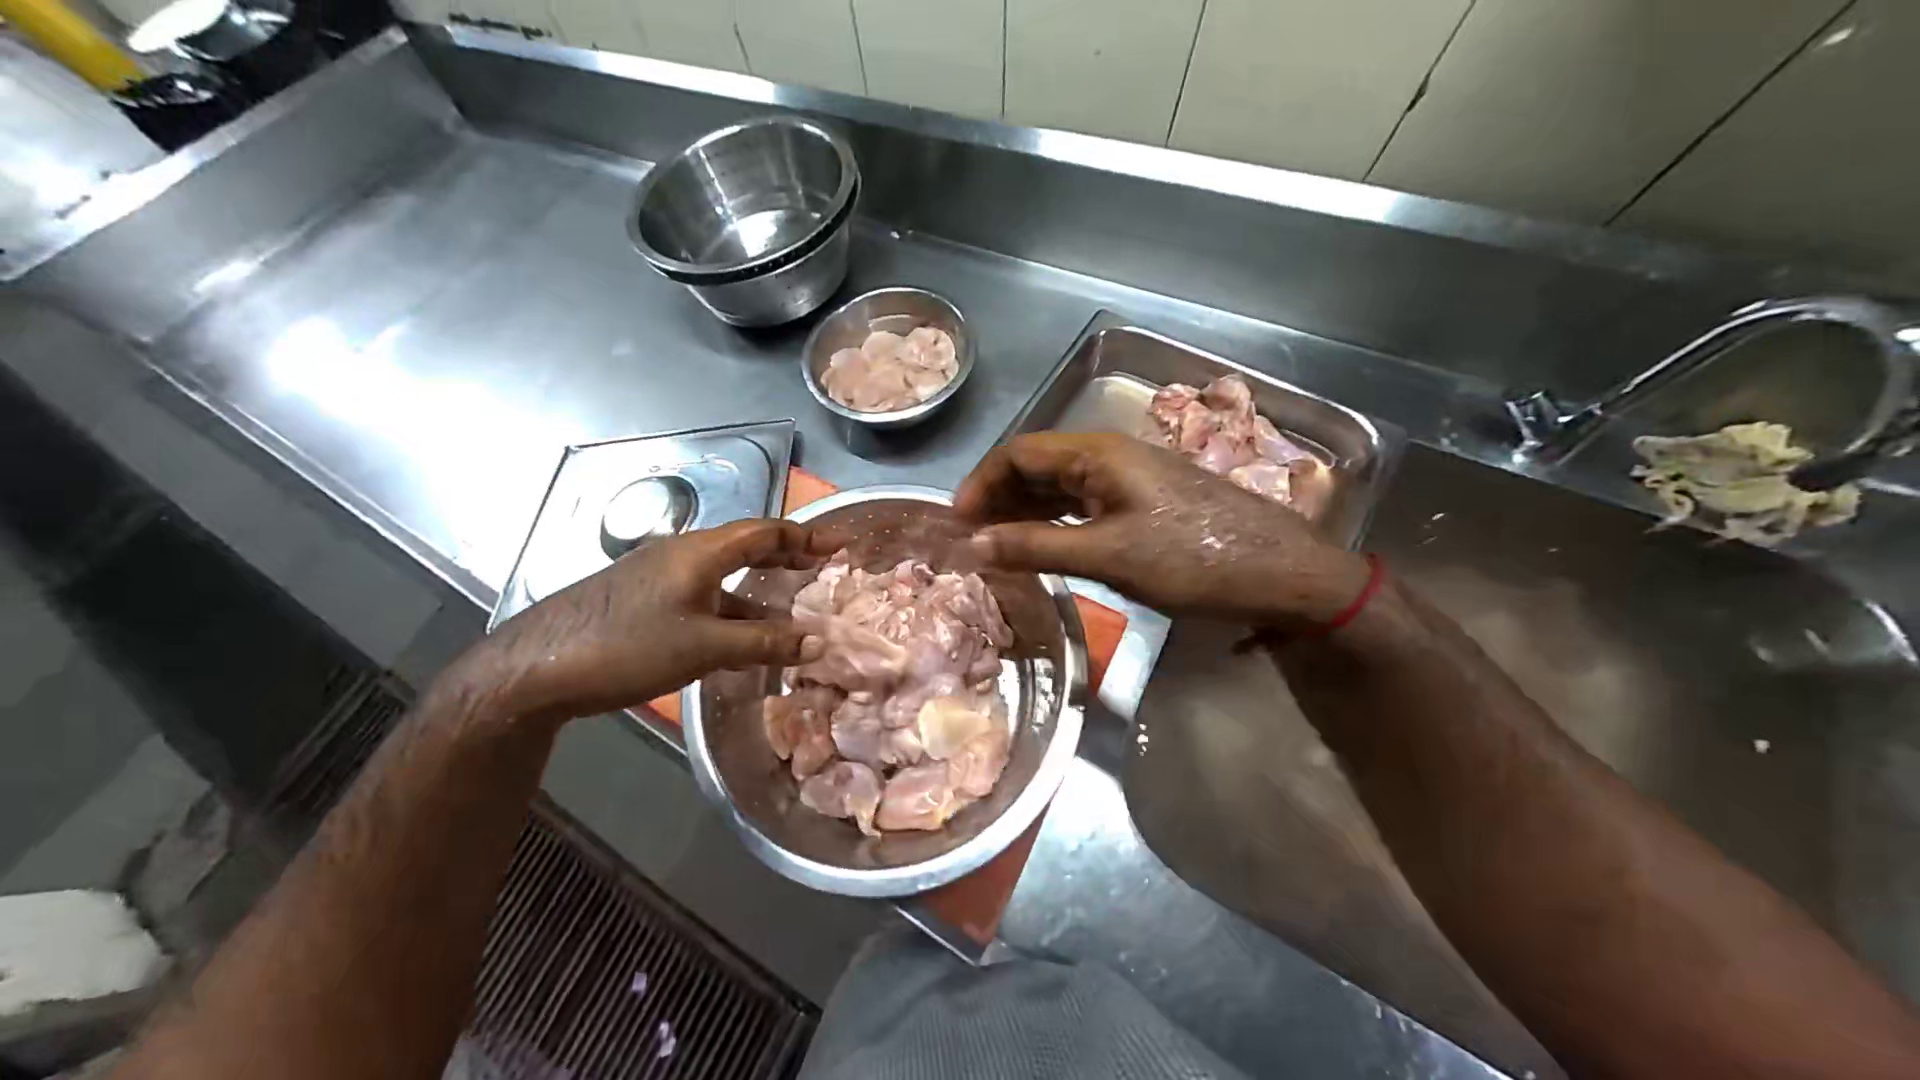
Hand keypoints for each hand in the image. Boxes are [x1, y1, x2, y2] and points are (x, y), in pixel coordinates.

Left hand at [445, 520, 833, 727]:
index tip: (838, 543)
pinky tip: (739, 632)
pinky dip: (731, 605)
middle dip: (786, 553)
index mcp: (699, 552)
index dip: (805, 536)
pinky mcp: (642, 599)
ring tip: (790, 601)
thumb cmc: (629, 647)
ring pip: (722, 573)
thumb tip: (818, 641)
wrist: (536, 669)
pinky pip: (701, 593)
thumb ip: (764, 642)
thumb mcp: (705, 647)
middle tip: (820, 563)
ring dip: (758, 585)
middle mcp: (681, 554)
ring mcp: (657, 576)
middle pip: (744, 545)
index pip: (764, 531)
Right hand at [954, 433, 1369, 626]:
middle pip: (1037, 465)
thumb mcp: (1108, 557)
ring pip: (1060, 485)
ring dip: (1024, 510)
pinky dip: (1053, 522)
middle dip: (998, 496)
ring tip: (996, 544)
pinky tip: (1041, 544)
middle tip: (971, 537)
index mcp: (1098, 453)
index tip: (957, 522)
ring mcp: (1128, 479)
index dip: (981, 482)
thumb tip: (973, 545)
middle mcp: (1109, 456)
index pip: (1019, 452)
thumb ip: (1036, 547)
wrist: (1280, 574)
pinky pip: (1083, 503)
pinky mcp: (1142, 503)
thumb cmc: (1192, 560)